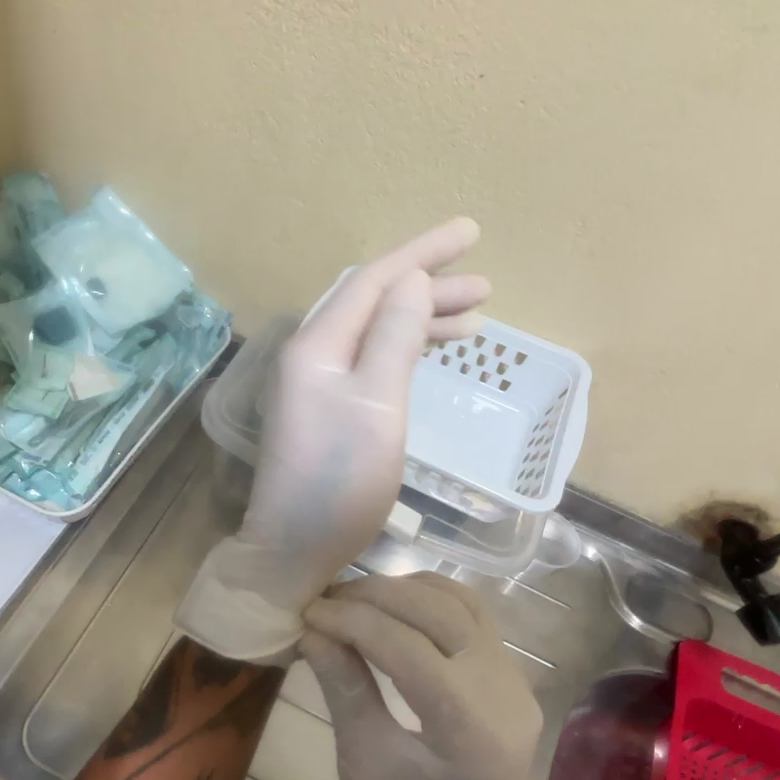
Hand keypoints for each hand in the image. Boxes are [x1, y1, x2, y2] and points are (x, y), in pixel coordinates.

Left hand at [176, 220, 488, 662]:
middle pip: (374, 301)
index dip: (422, 254)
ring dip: (421, 318)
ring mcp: (316, 383)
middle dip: (428, 285)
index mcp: (318, 345)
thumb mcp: (378, 404)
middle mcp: (312, 354)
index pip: (373, 280)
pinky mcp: (327, 408)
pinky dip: (406, 350)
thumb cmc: (340, 480)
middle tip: (485, 282)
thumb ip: (395, 338)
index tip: (471, 232)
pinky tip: (433, 350)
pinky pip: (372, 359)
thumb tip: (411, 281)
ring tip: (476, 315)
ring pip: (375, 330)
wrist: (294, 548)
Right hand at [299, 572, 543, 779]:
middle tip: (327, 598)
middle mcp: (503, 693)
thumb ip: (345, 691)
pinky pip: (473, 614)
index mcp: (468, 732)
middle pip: (438, 613)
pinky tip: (395, 604)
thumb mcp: (364, 766)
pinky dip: (431, 598)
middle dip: (376, 596)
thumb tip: (313, 631)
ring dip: (404, 590)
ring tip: (356, 597)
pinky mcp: (513, 671)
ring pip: (460, 602)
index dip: (355, 622)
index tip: (311, 612)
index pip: (408, 649)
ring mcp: (516, 678)